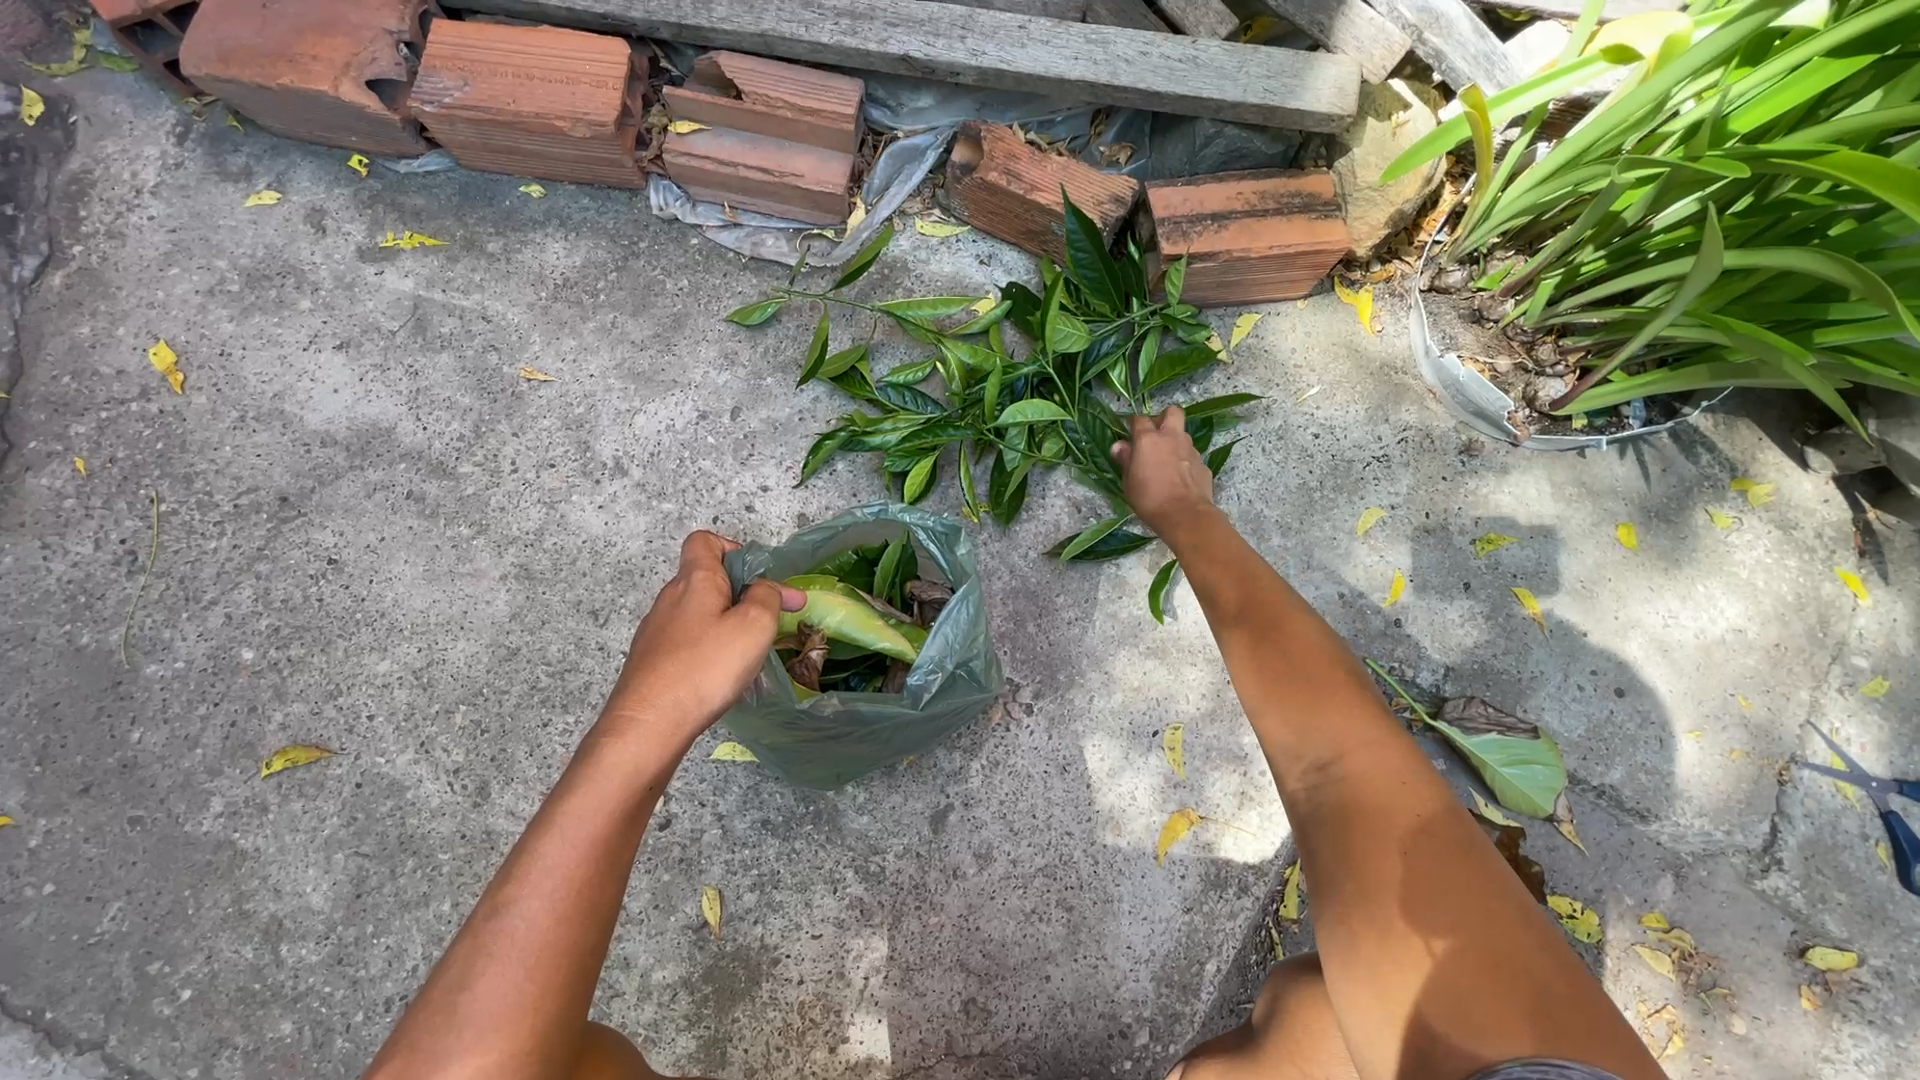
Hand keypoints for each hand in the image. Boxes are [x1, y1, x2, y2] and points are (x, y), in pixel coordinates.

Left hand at [599, 531, 804, 742]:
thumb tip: (766, 587)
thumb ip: (767, 597)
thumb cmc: (706, 667)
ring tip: (749, 653)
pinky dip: (709, 648)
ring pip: (698, 613)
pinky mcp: (652, 660)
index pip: (704, 540)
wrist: (649, 723)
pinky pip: (688, 641)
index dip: (734, 548)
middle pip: (706, 578)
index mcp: (694, 580)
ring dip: (726, 624)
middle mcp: (670, 598)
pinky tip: (721, 676)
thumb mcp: (754, 625)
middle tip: (768, 620)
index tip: (758, 578)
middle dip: (740, 593)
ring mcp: (657, 630)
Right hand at [1112, 407, 1216, 539]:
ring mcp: (1190, 449)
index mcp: (1148, 439)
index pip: (1139, 419)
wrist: (1185, 514)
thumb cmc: (1149, 498)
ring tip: (1167, 459)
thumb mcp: (1128, 481)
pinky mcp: (1203, 464)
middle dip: (1163, 418)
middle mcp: (1172, 438)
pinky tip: (1180, 477)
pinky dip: (1184, 460)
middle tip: (1155, 434)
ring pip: (1183, 434)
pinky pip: (1191, 455)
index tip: (1129, 431)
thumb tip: (1119, 445)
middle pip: (1172, 412)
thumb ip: (1125, 459)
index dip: (1133, 423)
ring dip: (1175, 440)